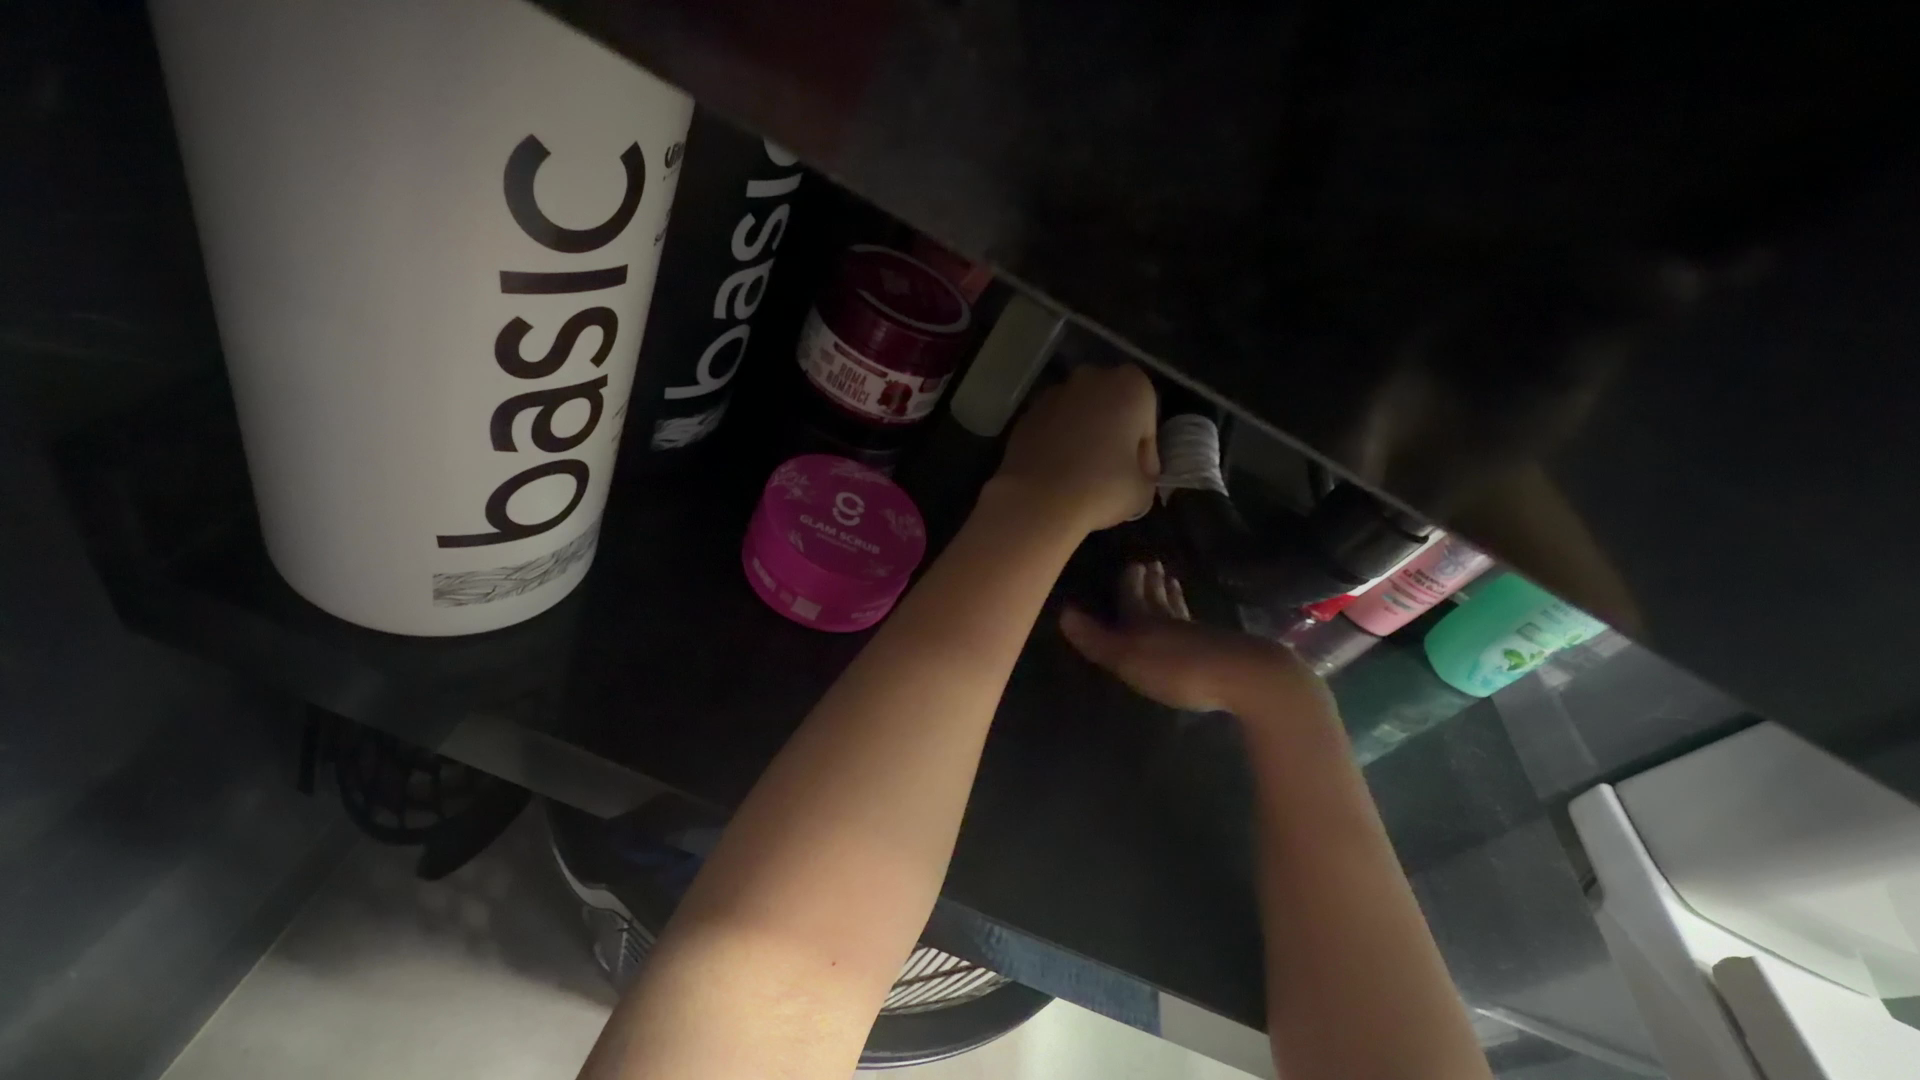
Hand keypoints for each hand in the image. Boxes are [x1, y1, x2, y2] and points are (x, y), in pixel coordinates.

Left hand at [990, 364, 1158, 534]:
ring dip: (1085, 437)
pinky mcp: (1025, 415)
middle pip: (1112, 408)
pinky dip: (1058, 444)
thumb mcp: (1142, 491)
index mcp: (1129, 387)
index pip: (1147, 418)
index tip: (1139, 477)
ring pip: (1080, 415)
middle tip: (1114, 474)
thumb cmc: (1099, 490)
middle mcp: (1090, 379)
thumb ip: (1145, 474)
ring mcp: (1052, 394)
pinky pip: (1053, 427)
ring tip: (1082, 476)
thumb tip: (1134, 475)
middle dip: (1115, 435)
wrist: (1033, 503)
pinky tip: (1056, 474)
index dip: (1145, 451)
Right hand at [1061, 562, 1332, 715]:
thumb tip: (1062, 612)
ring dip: (1170, 593)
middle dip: (1149, 581)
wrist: (1240, 676)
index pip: (1131, 593)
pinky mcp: (1217, 647)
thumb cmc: (1175, 668)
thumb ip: (1095, 639)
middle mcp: (1168, 620)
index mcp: (1143, 619)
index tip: (1127, 561)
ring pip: (1177, 607)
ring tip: (1168, 579)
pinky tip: (1193, 619)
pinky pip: (1195, 623)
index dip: (1127, 581)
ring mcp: (1196, 632)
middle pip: (1155, 596)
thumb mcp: (1126, 658)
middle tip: (1147, 562)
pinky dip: (1189, 614)